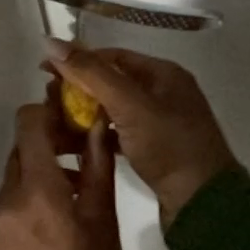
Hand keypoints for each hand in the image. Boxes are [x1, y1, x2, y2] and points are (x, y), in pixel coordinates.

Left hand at [0, 102, 130, 249]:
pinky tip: (51, 232)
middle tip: (79, 160)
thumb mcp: (105, 224)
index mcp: (36, 191)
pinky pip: (5, 212)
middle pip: (21, 153)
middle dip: (48, 149)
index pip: (28, 125)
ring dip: (38, 180)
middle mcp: (5, 202)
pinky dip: (25, 208)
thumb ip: (97, 166)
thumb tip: (95, 120)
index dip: (47, 113)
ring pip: (14, 183)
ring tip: (71, 202)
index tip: (71, 120)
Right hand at [45, 41, 238, 226]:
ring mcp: (161, 124)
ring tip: (56, 121)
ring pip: (114, 109)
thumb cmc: (169, 147)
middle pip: (112, 81)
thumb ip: (90, 73)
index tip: (45, 70)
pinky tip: (78, 144)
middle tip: (48, 98)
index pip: (112, 56)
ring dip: (86, 113)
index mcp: (164, 73)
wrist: (204, 208)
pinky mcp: (156, 151)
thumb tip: (50, 41)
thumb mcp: (129, 105)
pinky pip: (120, 134)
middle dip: (79, 88)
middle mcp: (164, 93)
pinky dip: (99, 135)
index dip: (78, 60)